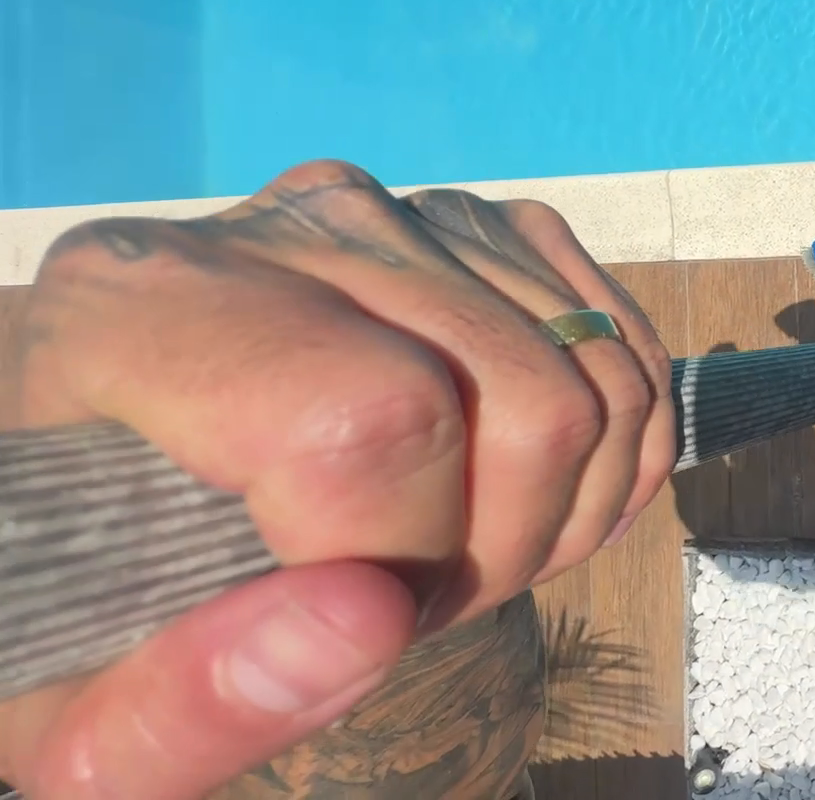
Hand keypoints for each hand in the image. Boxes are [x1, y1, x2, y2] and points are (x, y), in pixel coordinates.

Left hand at [0, 160, 676, 798]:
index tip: (369, 618)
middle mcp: (321, 223)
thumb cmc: (94, 569)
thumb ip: (183, 705)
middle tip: (438, 597)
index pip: (378, 421)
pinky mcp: (523, 233)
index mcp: (153, 303)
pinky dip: (628, 444)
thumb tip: (373, 625)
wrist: (160, 428)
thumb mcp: (63, 709)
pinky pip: (639, 351)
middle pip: (535, 405)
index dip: (411, 551)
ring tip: (487, 542)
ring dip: (580, 503)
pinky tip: (552, 484)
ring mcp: (443, 217)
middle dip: (517, 544)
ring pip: (610, 381)